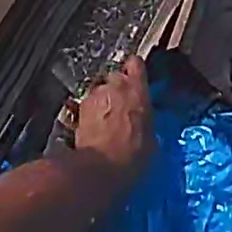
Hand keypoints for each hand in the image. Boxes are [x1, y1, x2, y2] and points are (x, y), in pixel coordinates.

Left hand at [74, 56, 150, 189]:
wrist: (100, 168)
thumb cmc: (132, 156)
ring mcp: (96, 95)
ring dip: (103, 101)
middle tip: (120, 107)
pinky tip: (92, 129)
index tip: (135, 80)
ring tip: (104, 122)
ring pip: (101, 91)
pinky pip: (88, 105)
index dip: (134, 70)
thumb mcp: (151, 139)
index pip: (136, 63)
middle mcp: (116, 85)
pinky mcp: (81, 108)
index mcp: (138, 90)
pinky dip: (90, 113)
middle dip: (118, 88)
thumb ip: (146, 120)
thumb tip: (143, 123)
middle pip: (116, 76)